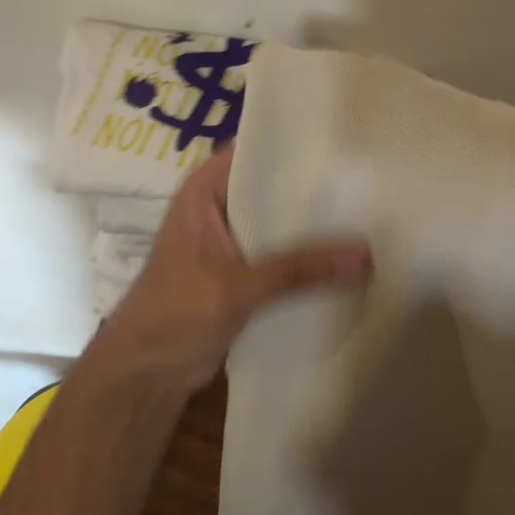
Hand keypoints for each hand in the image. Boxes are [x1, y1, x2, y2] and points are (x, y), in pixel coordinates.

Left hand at [98, 147, 370, 391]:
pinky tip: (345, 258)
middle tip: (368, 180)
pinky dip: (305, 258)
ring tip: (367, 214)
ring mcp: (229, 243)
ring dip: (312, 227)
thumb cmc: (175, 314)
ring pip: (278, 224)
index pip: (254, 150)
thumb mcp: (239, 287)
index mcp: (204, 192)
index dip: (294, 143)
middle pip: (272, 187)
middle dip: (313, 188)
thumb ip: (300, 270)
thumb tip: (365, 256)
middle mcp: (217, 208)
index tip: (343, 141)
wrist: (146, 373)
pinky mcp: (241, 274)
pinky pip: (280, 255)